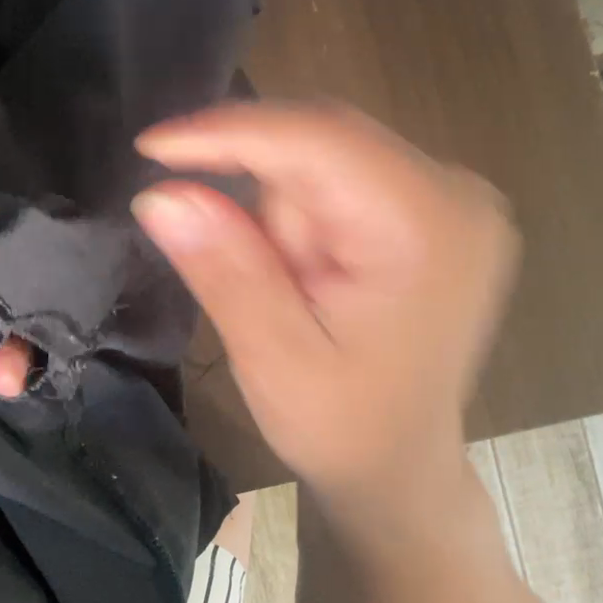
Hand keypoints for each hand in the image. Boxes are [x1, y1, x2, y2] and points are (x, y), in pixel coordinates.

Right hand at [129, 103, 518, 509]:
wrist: (394, 469)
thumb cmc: (337, 427)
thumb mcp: (271, 355)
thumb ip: (223, 269)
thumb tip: (160, 195)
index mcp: (424, 226)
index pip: (318, 139)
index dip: (228, 133)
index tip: (149, 146)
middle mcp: (453, 192)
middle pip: (324, 147)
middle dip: (259, 200)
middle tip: (242, 279)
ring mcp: (448, 202)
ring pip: (325, 169)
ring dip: (278, 224)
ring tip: (290, 302)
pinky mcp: (430, 218)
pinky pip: (340, 190)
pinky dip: (297, 228)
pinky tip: (305, 285)